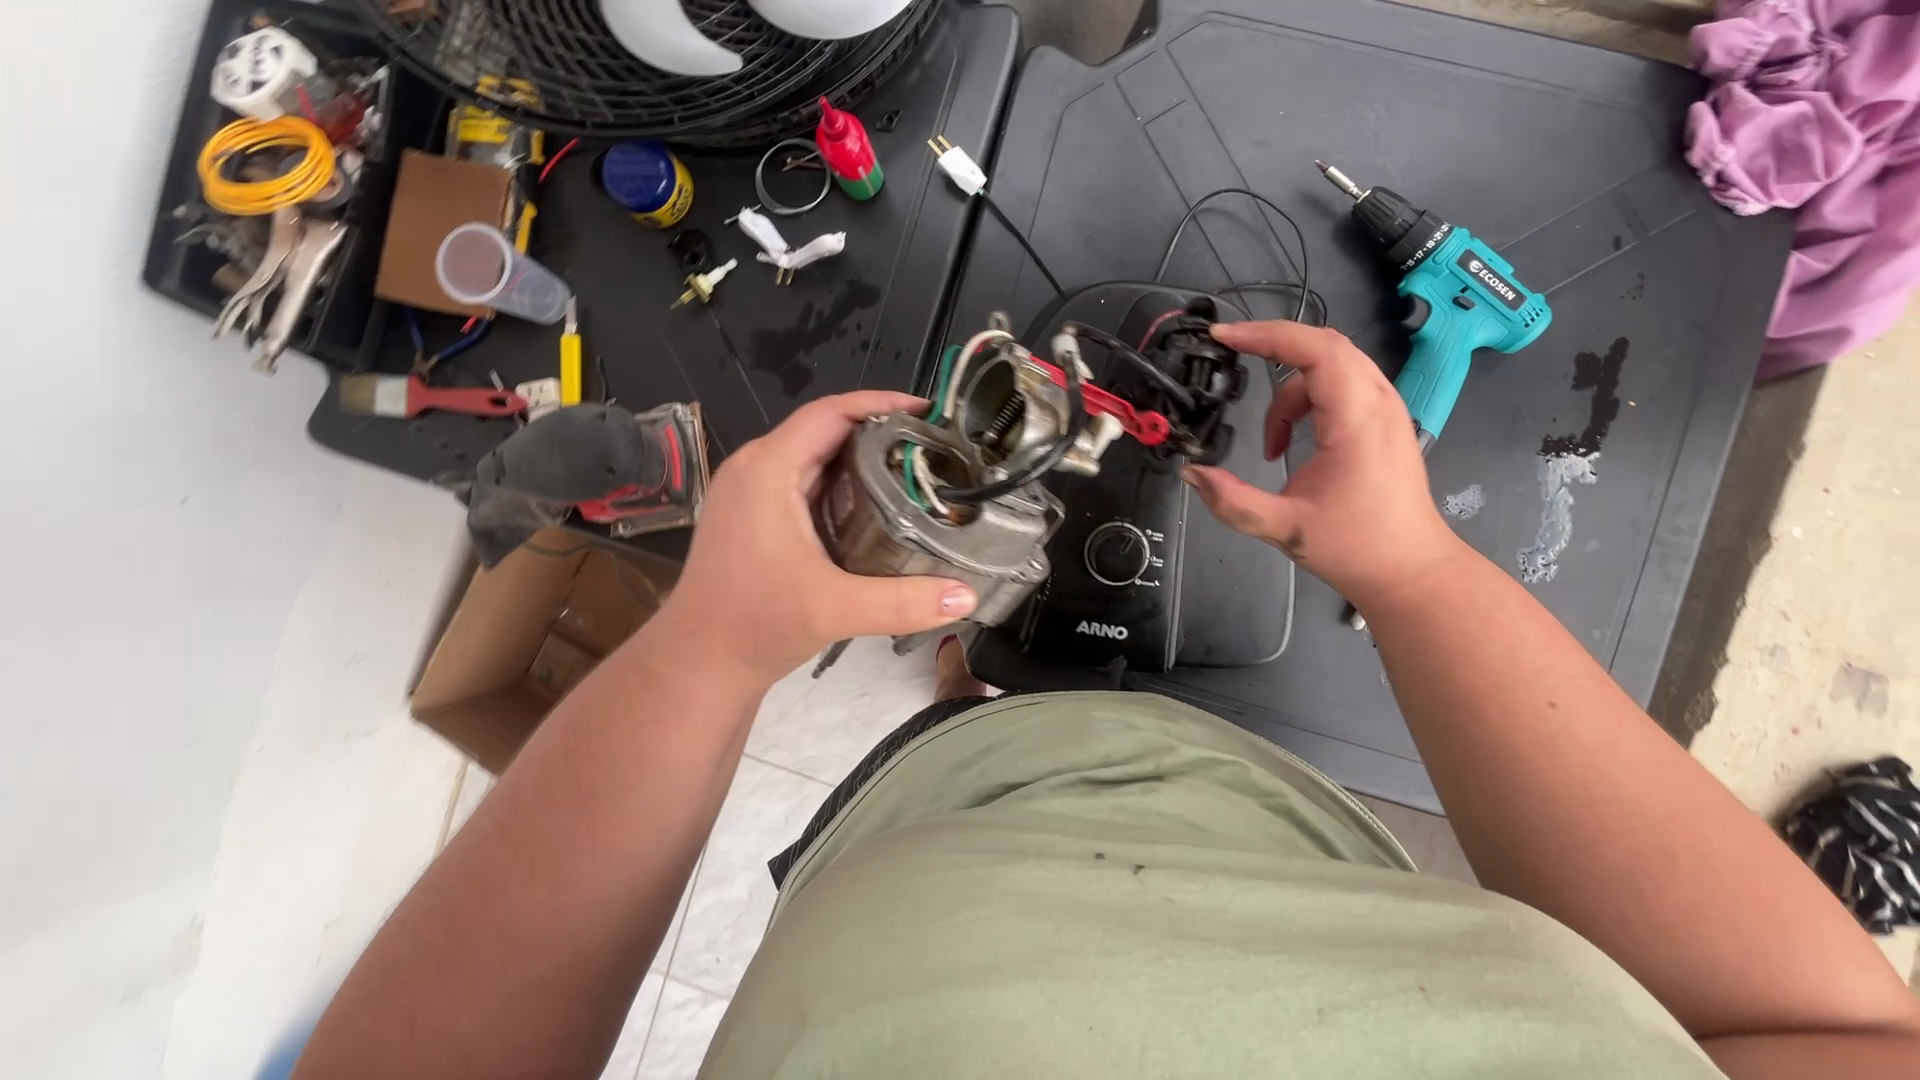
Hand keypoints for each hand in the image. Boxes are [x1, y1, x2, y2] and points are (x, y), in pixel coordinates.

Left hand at [655, 392, 977, 683]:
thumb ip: (904, 602)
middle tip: (933, 446)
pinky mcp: (752, 513)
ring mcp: (749, 490)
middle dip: (879, 430)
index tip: (929, 413)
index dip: (880, 403)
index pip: (830, 412)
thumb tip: (968, 596)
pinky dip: (840, 480)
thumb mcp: (835, 609)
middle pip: (824, 428)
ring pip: (813, 454)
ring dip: (860, 455)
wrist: (699, 661)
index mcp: (768, 469)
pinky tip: (875, 503)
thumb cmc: (756, 624)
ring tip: (914, 468)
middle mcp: (755, 468)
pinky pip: (803, 478)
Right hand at [1182, 321, 1464, 611]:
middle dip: (1273, 346)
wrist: (1410, 570)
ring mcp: (1386, 411)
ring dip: (1289, 389)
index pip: (1317, 351)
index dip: (1268, 335)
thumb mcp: (1283, 528)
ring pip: (1332, 366)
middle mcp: (1378, 404)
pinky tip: (1289, 442)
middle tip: (1230, 354)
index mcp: (1358, 421)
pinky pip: (1340, 387)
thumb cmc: (1355, 548)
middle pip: (1325, 346)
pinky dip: (1305, 400)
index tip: (1225, 336)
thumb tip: (1191, 474)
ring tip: (1269, 440)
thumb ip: (1231, 501)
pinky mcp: (1383, 423)